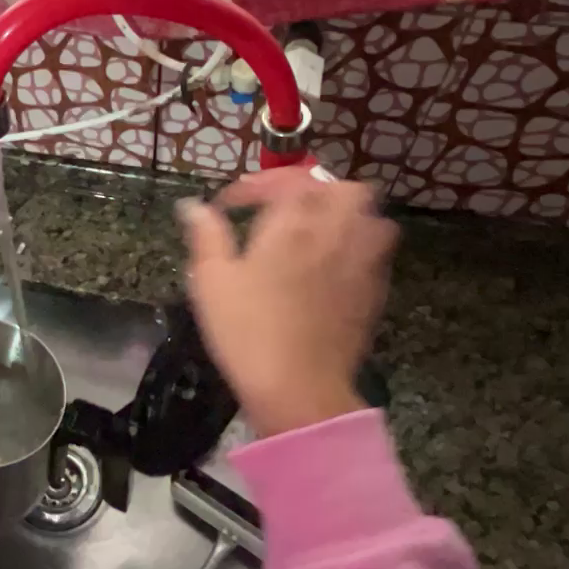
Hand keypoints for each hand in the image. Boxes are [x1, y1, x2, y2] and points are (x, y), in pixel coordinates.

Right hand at [178, 165, 397, 437]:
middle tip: (282, 210)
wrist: (300, 388)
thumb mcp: (211, 281)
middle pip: (341, 188)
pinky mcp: (375, 292)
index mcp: (294, 222)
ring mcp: (363, 262)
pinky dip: (355, 246)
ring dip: (344, 214)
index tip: (230, 205)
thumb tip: (192, 206)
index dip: (257, 184)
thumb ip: (206, 236)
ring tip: (315, 232)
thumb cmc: (247, 331)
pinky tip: (331, 268)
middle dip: (312, 190)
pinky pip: (375, 251)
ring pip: (370, 216)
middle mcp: (336, 231)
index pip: (287, 179)